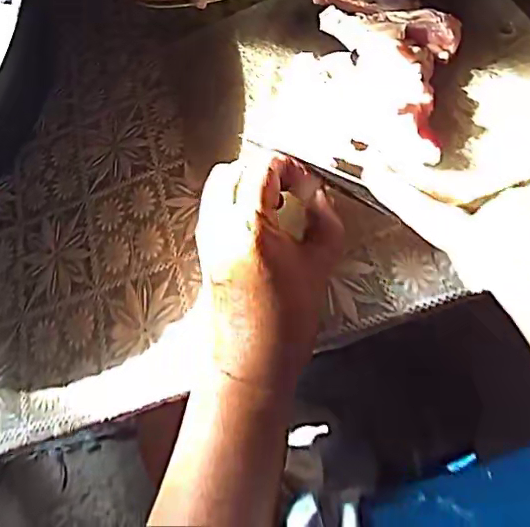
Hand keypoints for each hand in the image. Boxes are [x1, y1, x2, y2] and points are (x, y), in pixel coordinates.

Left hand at [195, 153, 345, 391]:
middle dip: (267, 170)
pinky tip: (263, 222)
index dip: (289, 166)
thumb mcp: (319, 269)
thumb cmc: (284, 325)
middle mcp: (220, 224)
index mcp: (249, 226)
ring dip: (249, 182)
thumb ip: (325, 223)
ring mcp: (207, 233)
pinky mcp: (204, 245)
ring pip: (221, 183)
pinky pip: (216, 204)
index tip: (305, 181)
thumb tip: (319, 196)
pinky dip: (237, 199)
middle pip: (237, 169)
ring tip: (279, 204)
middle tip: (293, 187)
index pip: (263, 168)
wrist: (250, 362)